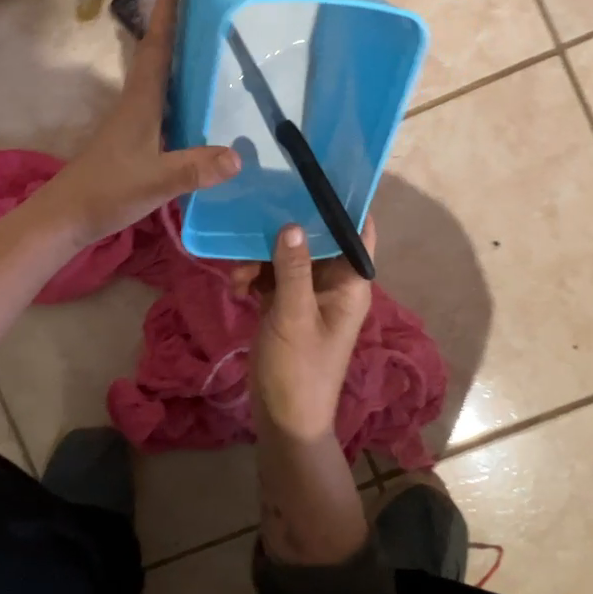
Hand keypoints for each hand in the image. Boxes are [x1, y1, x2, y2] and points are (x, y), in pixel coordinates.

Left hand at [37, 0, 240, 244]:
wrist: (67, 216)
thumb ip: (193, 170)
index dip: (166, 15)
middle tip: (204, 2)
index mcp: (141, 102)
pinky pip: (163, 103)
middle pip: (158, 56)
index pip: (156, 49)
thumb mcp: (155, 182)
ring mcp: (134, 122)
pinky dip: (180, 91)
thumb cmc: (107, 191)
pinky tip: (200, 103)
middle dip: (176, 26)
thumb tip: (238, 156)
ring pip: (160, 79)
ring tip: (209, 43)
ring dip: (178, 57)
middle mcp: (137, 104)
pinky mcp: (135, 140)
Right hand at [240, 218, 377, 443]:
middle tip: (255, 214)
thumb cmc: (298, 370)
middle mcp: (333, 282)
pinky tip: (235, 286)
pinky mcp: (285, 304)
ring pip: (286, 254)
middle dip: (284, 227)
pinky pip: (270, 275)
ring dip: (260, 256)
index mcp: (350, 282)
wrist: (283, 421)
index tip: (317, 173)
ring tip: (237, 273)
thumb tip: (291, 223)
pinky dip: (253, 276)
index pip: (357, 230)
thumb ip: (292, 269)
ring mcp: (308, 293)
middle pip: (314, 237)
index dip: (344, 201)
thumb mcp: (293, 316)